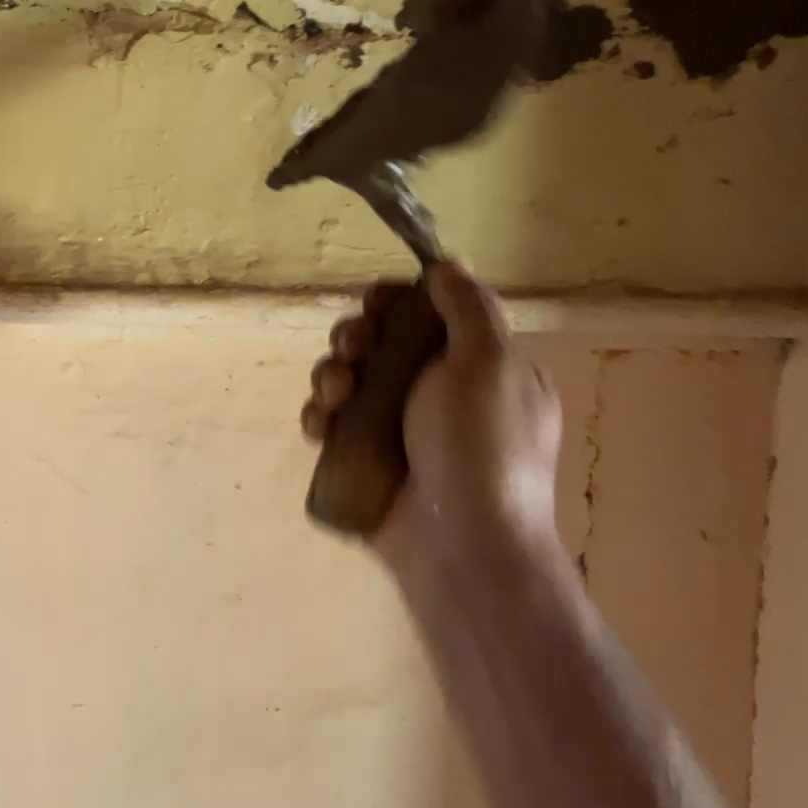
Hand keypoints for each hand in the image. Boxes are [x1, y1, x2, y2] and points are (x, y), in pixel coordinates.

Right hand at [301, 261, 561, 570]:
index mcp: (475, 367)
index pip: (425, 316)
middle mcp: (434, 394)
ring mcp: (396, 430)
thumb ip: (468, 308)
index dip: (394, 304)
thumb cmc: (483, 447)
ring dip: (329, 376)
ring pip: (345, 381)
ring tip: (333, 398)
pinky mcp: (362, 460)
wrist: (462, 545)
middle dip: (353, 340)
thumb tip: (448, 262)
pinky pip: (328, 426)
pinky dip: (317, 419)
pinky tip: (318, 428)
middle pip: (376, 344)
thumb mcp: (489, 363)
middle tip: (354, 353)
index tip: (377, 306)